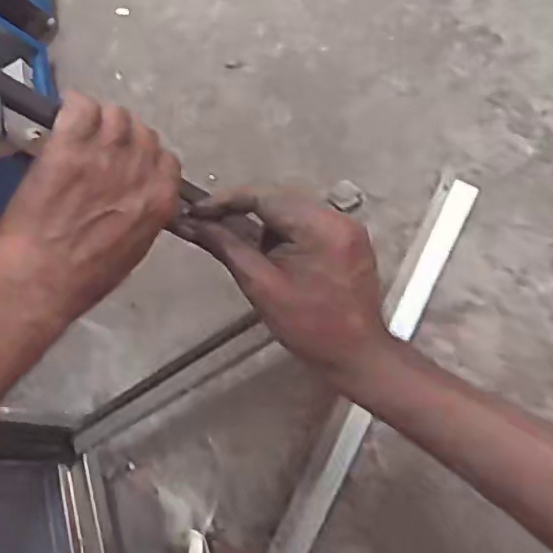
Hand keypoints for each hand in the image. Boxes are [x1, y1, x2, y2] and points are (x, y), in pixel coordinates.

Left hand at [0, 92, 181, 330]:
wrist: (38, 279)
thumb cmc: (82, 278)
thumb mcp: (131, 252)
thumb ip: (141, 214)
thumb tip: (134, 196)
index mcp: (159, 199)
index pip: (166, 158)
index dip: (143, 156)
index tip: (126, 160)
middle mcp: (138, 170)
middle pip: (140, 131)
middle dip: (121, 137)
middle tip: (98, 147)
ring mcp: (104, 154)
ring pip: (113, 114)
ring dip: (98, 121)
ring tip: (78, 133)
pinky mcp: (70, 146)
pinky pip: (80, 105)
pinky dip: (72, 106)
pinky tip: (61, 117)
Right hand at [172, 187, 386, 371]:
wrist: (356, 355)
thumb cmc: (310, 327)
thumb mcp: (260, 285)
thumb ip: (226, 246)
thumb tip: (196, 225)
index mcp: (320, 228)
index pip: (263, 197)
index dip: (224, 201)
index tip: (197, 211)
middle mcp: (337, 219)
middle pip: (276, 198)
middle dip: (239, 209)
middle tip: (207, 221)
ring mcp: (345, 226)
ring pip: (288, 207)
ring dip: (259, 219)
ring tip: (237, 240)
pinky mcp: (345, 237)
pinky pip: (304, 220)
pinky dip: (279, 228)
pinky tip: (265, 249)